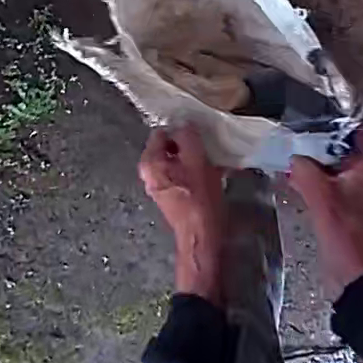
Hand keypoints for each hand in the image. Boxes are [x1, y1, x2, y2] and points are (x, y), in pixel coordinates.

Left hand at [139, 124, 227, 303]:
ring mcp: (160, 185)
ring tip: (213, 162)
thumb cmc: (199, 199)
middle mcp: (149, 173)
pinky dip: (195, 171)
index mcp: (149, 162)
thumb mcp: (197, 160)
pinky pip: (183, 174)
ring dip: (195, 158)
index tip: (199, 134)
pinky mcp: (172, 195)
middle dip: (189, 145)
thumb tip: (184, 124)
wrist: (202, 238)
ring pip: (178, 160)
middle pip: (170, 146)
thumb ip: (188, 137)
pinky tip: (213, 175)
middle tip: (207, 148)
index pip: (162, 132)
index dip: (181, 130)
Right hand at [287, 123, 362, 291]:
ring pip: (341, 174)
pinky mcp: (344, 217)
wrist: (353, 277)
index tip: (350, 123)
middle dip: (334, 146)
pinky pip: (330, 192)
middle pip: (356, 157)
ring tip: (299, 160)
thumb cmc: (346, 237)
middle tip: (314, 138)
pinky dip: (314, 184)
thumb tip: (296, 159)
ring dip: (321, 166)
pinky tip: (296, 185)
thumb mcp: (322, 197)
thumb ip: (306, 172)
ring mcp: (356, 203)